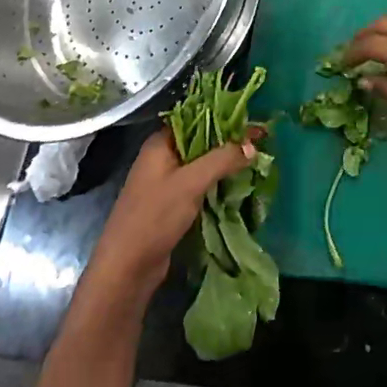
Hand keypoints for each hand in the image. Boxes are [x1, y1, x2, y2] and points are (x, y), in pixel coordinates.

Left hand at [88, 128, 259, 295]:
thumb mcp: (191, 182)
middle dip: (229, 143)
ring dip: (225, 165)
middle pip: (201, 142)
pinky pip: (199, 185)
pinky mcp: (171, 204)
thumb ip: (222, 160)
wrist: (127, 267)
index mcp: (160, 144)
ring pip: (201, 165)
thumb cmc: (154, 217)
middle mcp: (162, 158)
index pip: (196, 119)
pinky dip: (217, 184)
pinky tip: (237, 187)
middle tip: (260, 145)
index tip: (253, 125)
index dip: (225, 119)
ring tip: (255, 163)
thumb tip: (252, 146)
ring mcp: (165, 182)